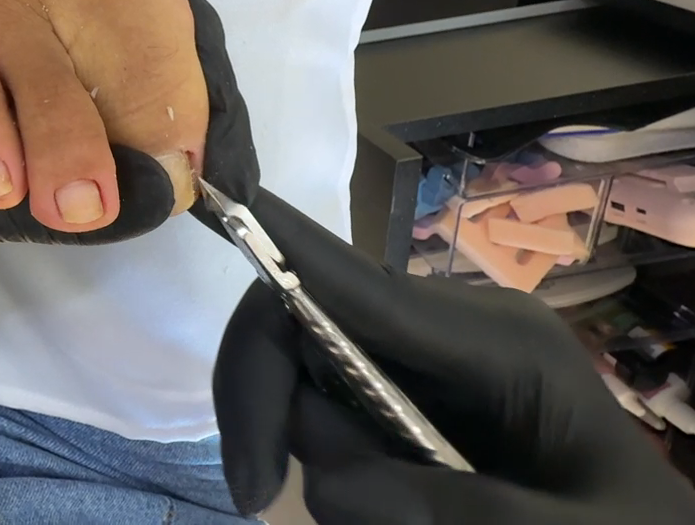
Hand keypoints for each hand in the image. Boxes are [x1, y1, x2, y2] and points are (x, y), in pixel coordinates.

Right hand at [212, 192, 694, 524]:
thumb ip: (438, 509)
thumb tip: (316, 483)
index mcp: (488, 339)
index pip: (350, 282)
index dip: (270, 240)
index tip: (206, 202)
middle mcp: (433, 331)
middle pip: (297, 323)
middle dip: (263, 399)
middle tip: (252, 490)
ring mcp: (409, 361)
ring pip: (296, 374)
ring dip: (299, 446)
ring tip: (377, 522)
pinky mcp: (393, 396)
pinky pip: (317, 410)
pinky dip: (320, 463)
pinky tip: (372, 509)